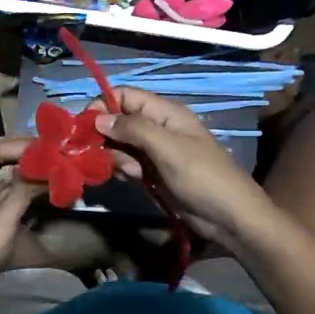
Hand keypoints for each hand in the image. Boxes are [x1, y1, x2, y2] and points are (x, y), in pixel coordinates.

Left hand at [0, 137, 41, 312]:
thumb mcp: (2, 222)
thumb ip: (24, 190)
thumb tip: (50, 168)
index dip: (20, 145)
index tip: (48, 145)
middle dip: (22, 153)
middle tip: (52, 151)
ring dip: (22, 167)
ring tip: (50, 162)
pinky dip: (18, 183)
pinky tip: (39, 181)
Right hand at [95, 89, 272, 243]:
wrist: (229, 217)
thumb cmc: (202, 176)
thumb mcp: (168, 147)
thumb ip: (133, 129)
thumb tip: (99, 118)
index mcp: (165, 112)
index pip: (125, 96)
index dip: (103, 105)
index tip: (85, 126)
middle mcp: (158, 128)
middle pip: (119, 120)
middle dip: (105, 135)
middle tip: (100, 155)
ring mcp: (156, 152)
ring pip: (120, 145)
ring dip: (114, 156)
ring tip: (127, 172)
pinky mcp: (154, 174)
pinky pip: (128, 165)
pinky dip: (123, 170)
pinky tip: (130, 180)